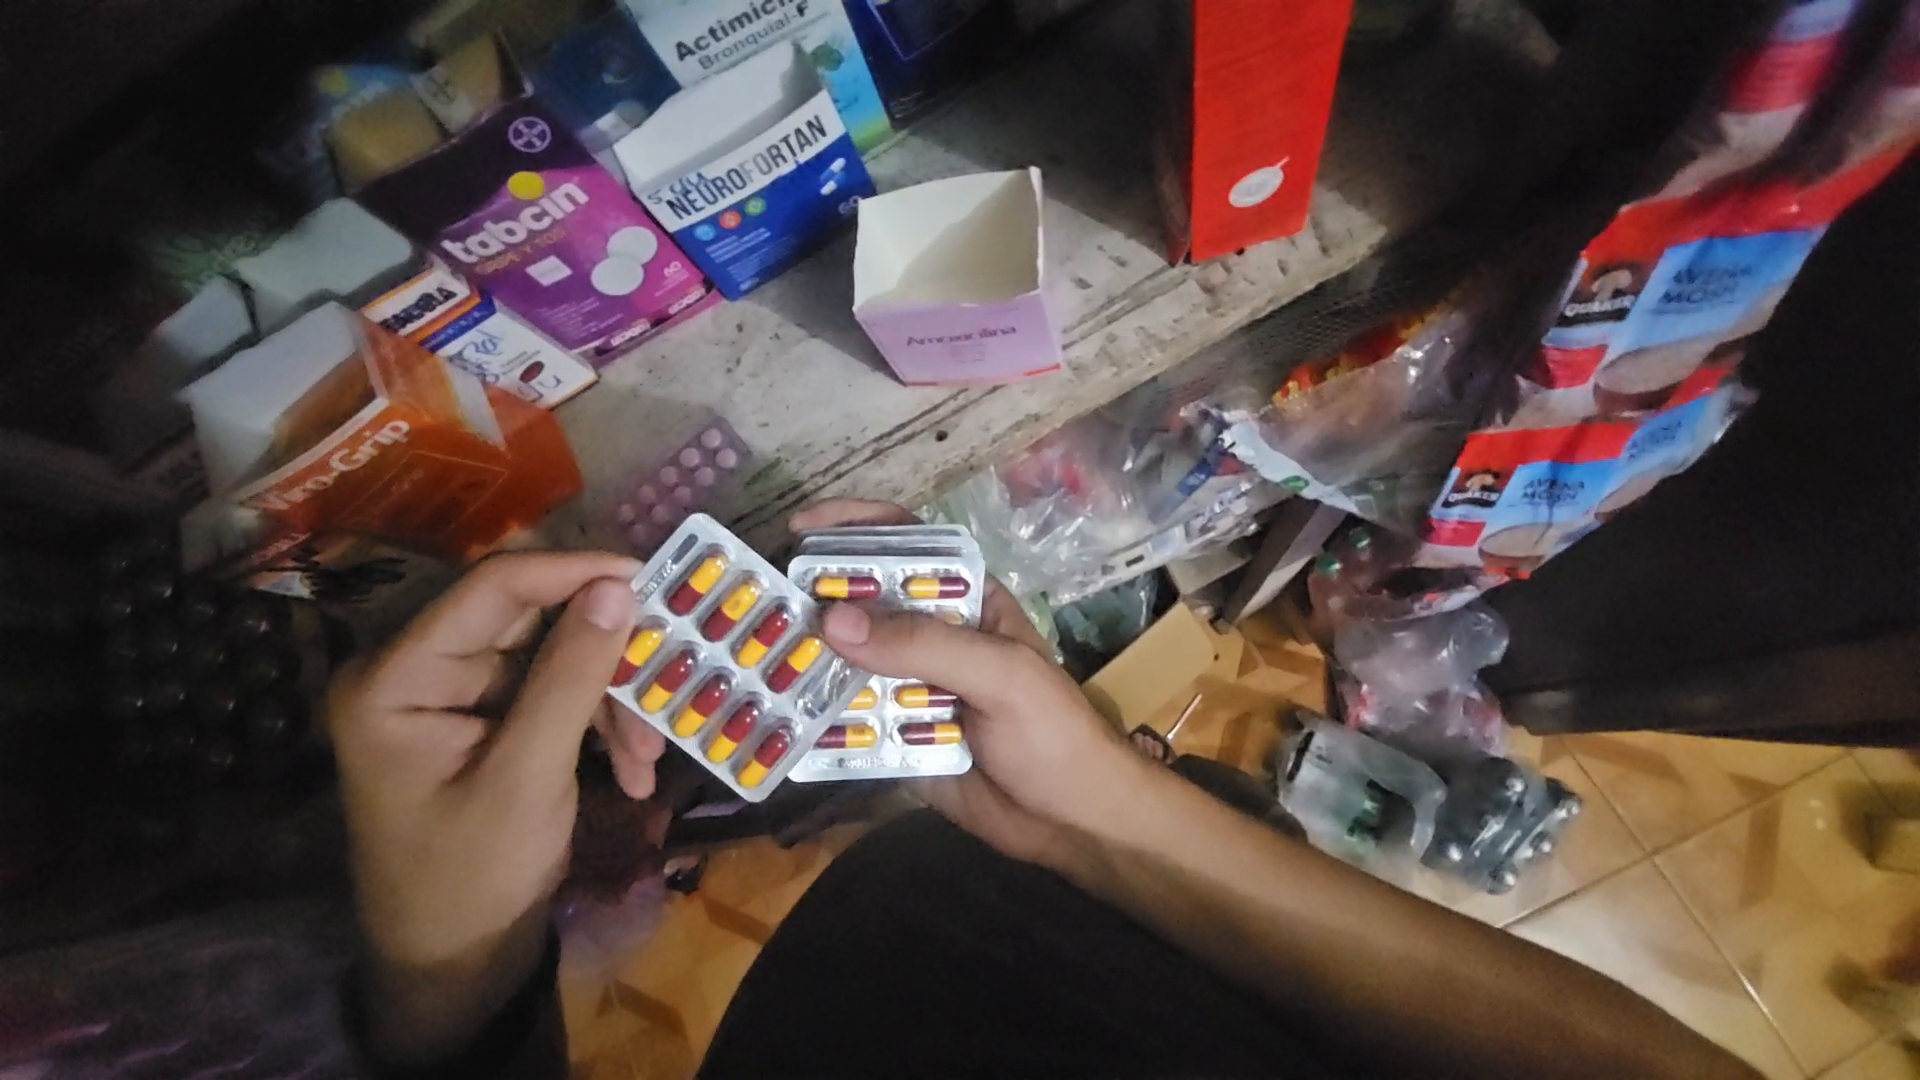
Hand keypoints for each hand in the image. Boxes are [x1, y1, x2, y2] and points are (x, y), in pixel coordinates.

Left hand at [326, 552, 660, 1063]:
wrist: (457, 953)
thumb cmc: (473, 874)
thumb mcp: (528, 775)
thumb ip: (571, 676)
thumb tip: (618, 586)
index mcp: (398, 677)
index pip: (493, 589)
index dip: (573, 572)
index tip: (648, 578)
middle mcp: (423, 667)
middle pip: (535, 620)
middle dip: (606, 654)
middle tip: (665, 670)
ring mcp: (459, 690)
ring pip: (561, 653)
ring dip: (613, 699)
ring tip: (647, 756)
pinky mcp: (492, 711)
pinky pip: (562, 686)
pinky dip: (603, 719)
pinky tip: (634, 768)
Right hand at [790, 501, 1152, 866]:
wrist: (1071, 822)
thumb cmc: (1051, 732)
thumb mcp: (999, 674)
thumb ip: (923, 644)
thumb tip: (834, 618)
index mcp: (965, 601)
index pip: (908, 544)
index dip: (856, 526)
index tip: (801, 527)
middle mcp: (931, 636)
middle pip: (865, 602)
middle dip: (815, 597)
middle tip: (760, 603)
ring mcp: (911, 686)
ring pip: (848, 661)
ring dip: (806, 660)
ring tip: (753, 659)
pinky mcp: (896, 736)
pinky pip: (847, 720)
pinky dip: (814, 719)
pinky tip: (774, 718)